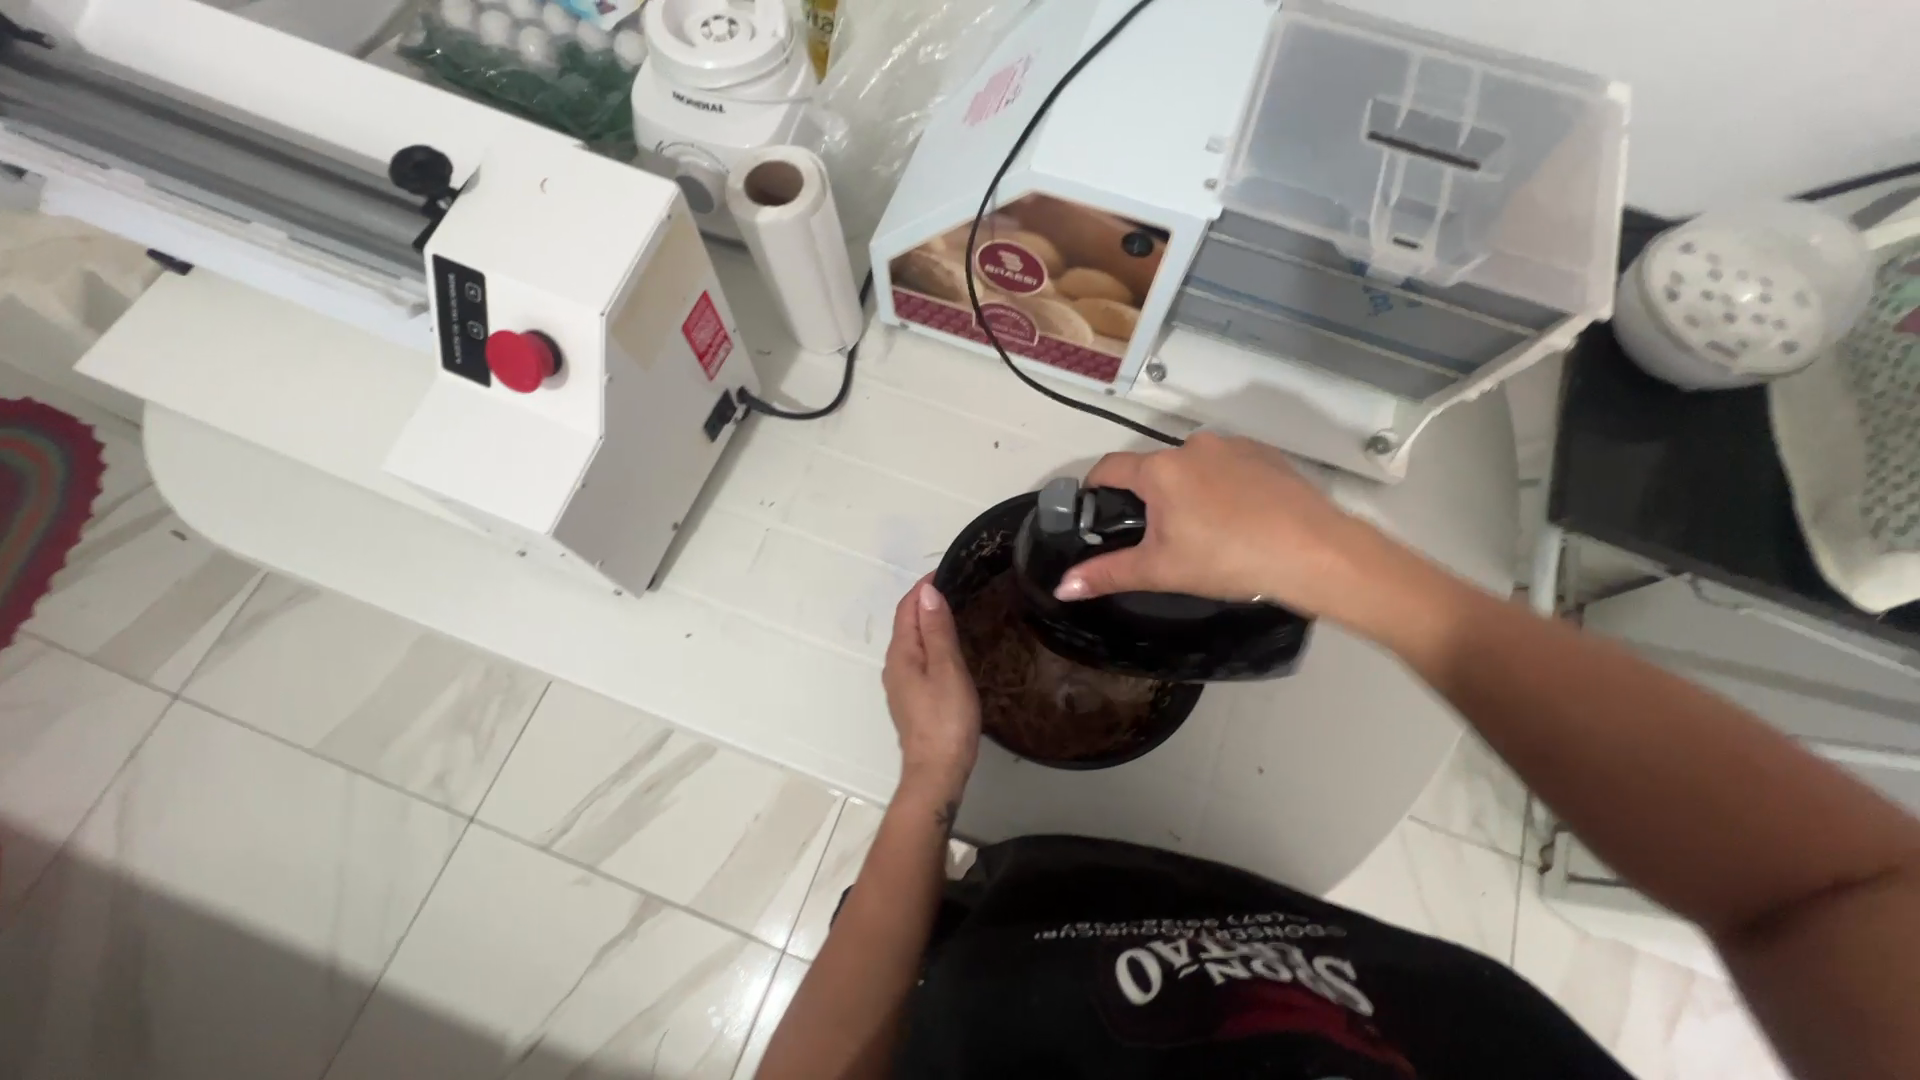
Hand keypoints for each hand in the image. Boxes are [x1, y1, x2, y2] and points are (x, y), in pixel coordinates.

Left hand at [883, 577, 981, 795]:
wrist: (937, 770)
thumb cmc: (946, 719)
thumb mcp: (947, 669)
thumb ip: (936, 631)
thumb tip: (927, 593)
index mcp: (901, 654)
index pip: (907, 609)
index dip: (923, 587)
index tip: (948, 569)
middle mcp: (894, 666)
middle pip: (907, 623)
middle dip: (926, 601)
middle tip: (957, 586)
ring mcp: (901, 684)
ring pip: (912, 642)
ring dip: (928, 622)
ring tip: (956, 611)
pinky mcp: (911, 699)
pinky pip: (918, 659)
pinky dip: (931, 643)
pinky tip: (949, 647)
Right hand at [1054, 432, 1402, 622]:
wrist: (1314, 552)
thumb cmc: (1227, 559)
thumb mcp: (1161, 571)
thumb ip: (1108, 573)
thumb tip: (1062, 586)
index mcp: (1160, 470)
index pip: (1109, 468)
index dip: (1095, 490)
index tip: (1096, 515)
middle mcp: (1192, 445)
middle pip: (1153, 471)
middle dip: (1149, 500)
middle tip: (1162, 540)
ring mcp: (1232, 446)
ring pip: (1193, 468)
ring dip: (1188, 492)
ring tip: (1207, 533)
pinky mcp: (1265, 454)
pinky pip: (1228, 466)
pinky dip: (1223, 487)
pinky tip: (1241, 519)